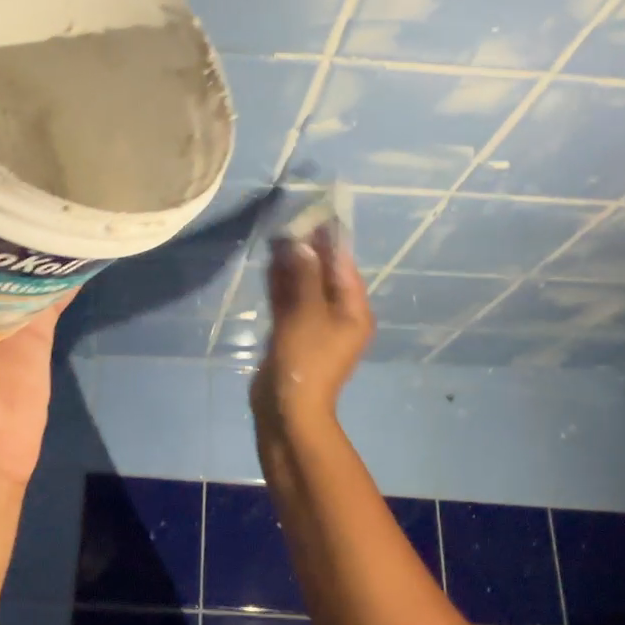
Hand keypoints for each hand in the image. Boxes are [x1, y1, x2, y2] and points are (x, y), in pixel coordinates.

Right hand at [251, 225, 372, 422]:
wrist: (287, 410)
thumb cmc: (305, 360)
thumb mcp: (307, 313)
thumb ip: (305, 276)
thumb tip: (303, 244)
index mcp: (354, 311)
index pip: (343, 266)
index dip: (328, 241)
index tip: (313, 213)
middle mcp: (339, 316)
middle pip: (324, 275)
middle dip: (307, 251)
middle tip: (289, 221)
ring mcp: (314, 326)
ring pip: (305, 287)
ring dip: (292, 265)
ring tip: (276, 236)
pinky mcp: (292, 334)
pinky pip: (290, 302)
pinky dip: (282, 285)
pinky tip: (269, 264)